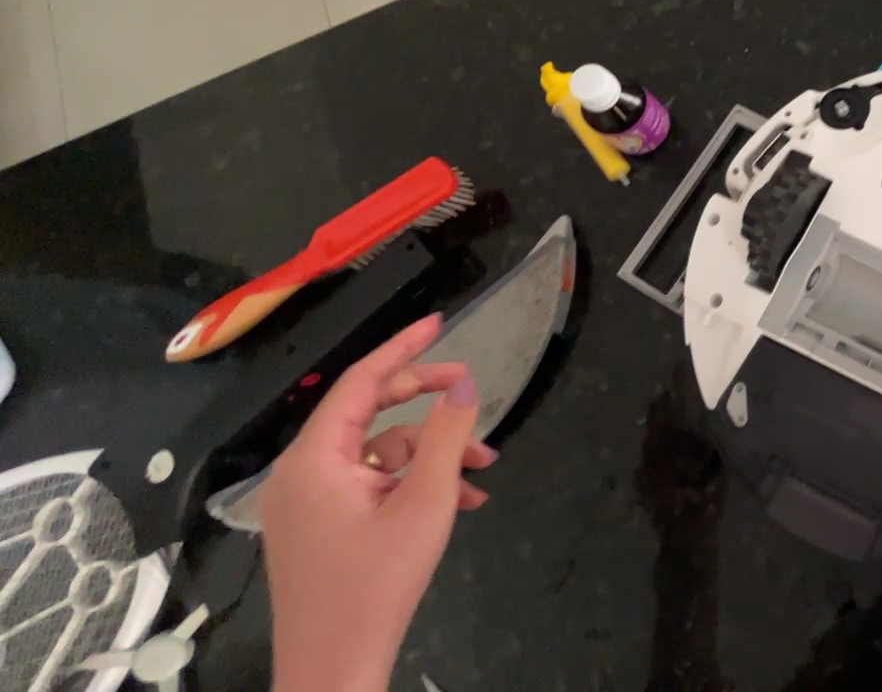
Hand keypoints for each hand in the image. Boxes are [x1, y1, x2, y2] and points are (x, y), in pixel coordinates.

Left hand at [261, 314, 497, 691]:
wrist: (336, 666)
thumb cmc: (379, 579)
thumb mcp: (428, 499)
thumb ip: (448, 433)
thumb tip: (465, 380)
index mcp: (313, 460)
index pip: (359, 383)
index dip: (402, 348)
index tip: (439, 321)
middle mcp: (302, 473)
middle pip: (369, 411)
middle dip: (427, 400)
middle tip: (473, 390)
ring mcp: (310, 501)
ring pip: (381, 450)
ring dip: (435, 450)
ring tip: (483, 466)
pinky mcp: (323, 523)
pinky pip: (375, 481)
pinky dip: (419, 480)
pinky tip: (463, 498)